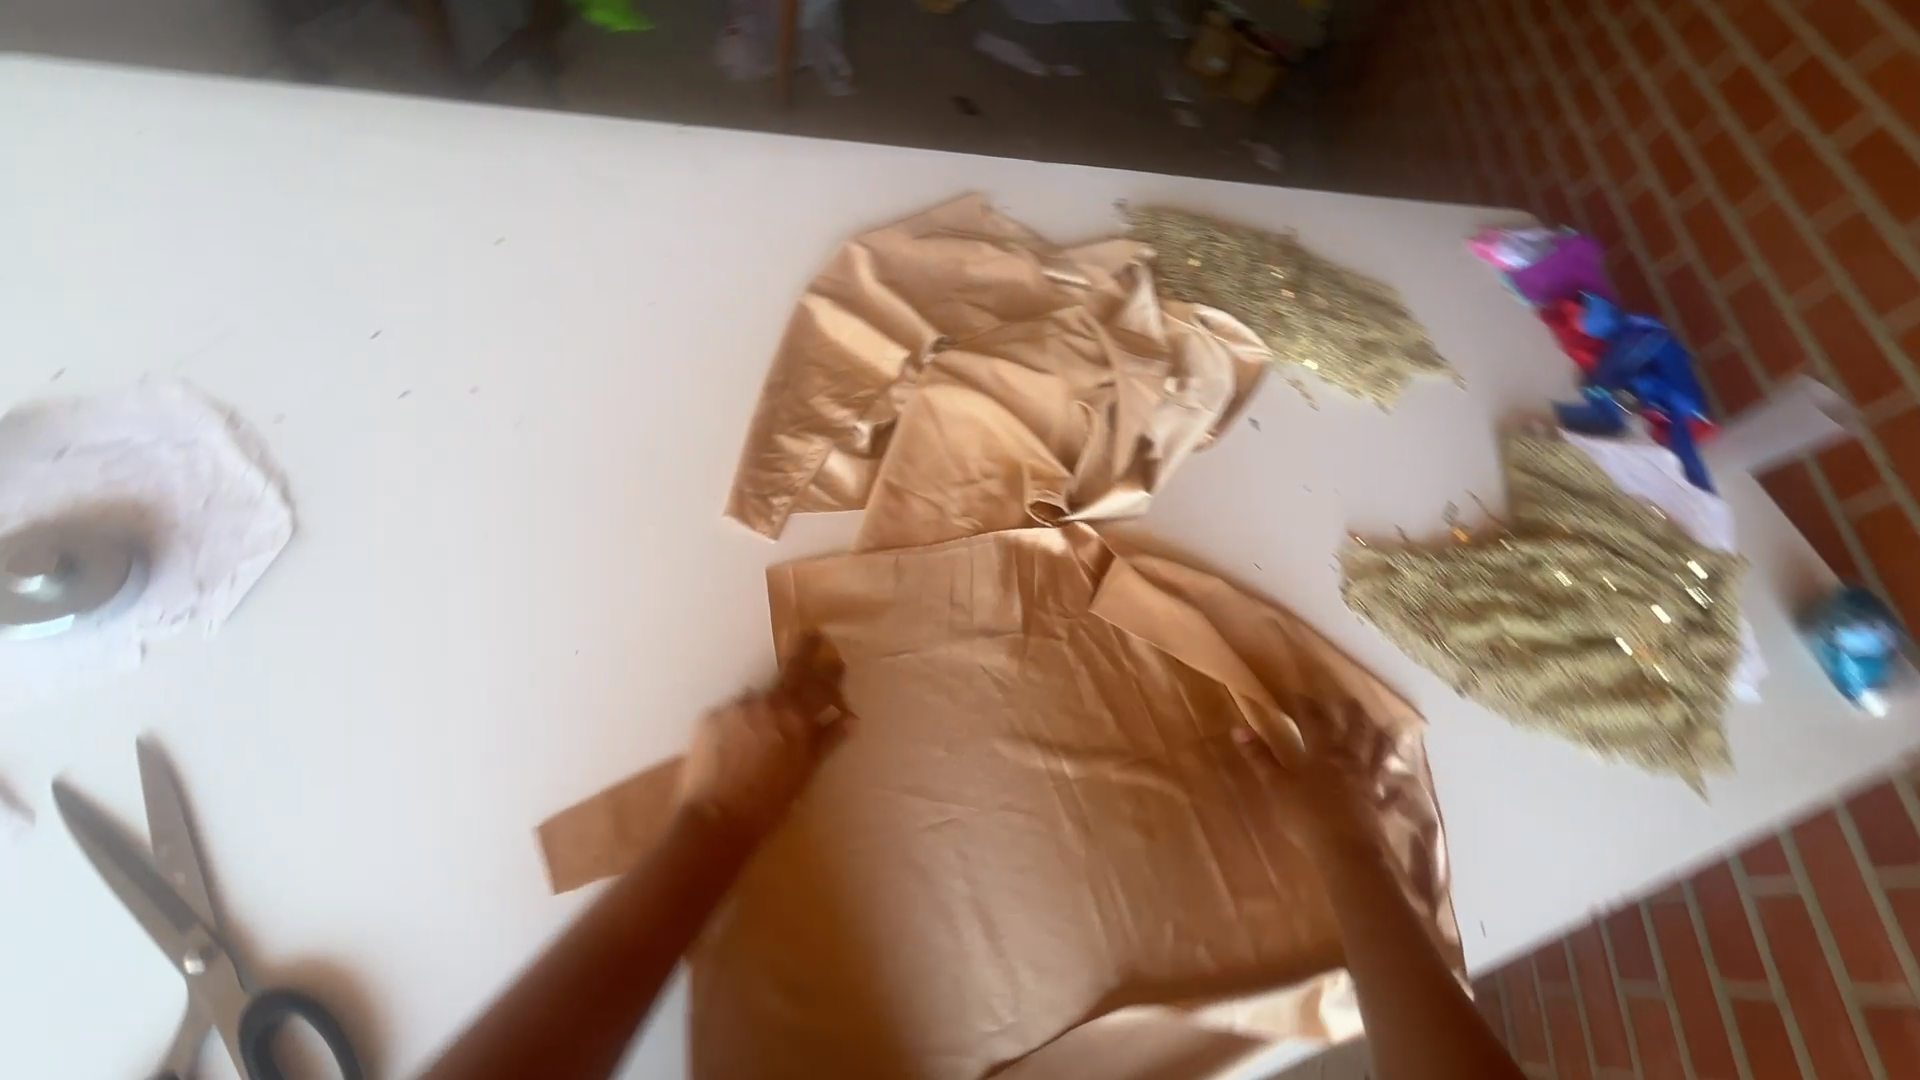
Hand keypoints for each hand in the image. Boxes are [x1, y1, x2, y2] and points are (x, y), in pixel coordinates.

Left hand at [675, 635, 845, 840]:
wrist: (715, 821)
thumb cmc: (769, 804)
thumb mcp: (804, 773)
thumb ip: (826, 741)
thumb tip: (850, 721)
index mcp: (796, 717)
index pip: (822, 684)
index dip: (832, 672)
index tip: (838, 660)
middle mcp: (768, 702)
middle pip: (792, 667)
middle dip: (805, 647)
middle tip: (813, 633)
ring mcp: (737, 706)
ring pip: (759, 695)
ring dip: (766, 704)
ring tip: (762, 730)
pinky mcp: (711, 716)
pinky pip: (732, 712)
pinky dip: (739, 723)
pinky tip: (736, 745)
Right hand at [1234, 695, 1390, 856]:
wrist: (1346, 853)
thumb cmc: (1306, 816)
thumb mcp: (1275, 785)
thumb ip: (1259, 756)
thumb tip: (1238, 727)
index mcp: (1321, 752)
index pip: (1313, 719)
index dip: (1304, 704)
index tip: (1296, 693)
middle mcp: (1349, 760)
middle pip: (1352, 730)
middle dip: (1349, 712)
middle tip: (1349, 699)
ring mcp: (1368, 783)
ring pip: (1377, 754)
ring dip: (1379, 739)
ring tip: (1384, 727)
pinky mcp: (1379, 806)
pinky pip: (1391, 792)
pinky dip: (1396, 785)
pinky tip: (1401, 784)